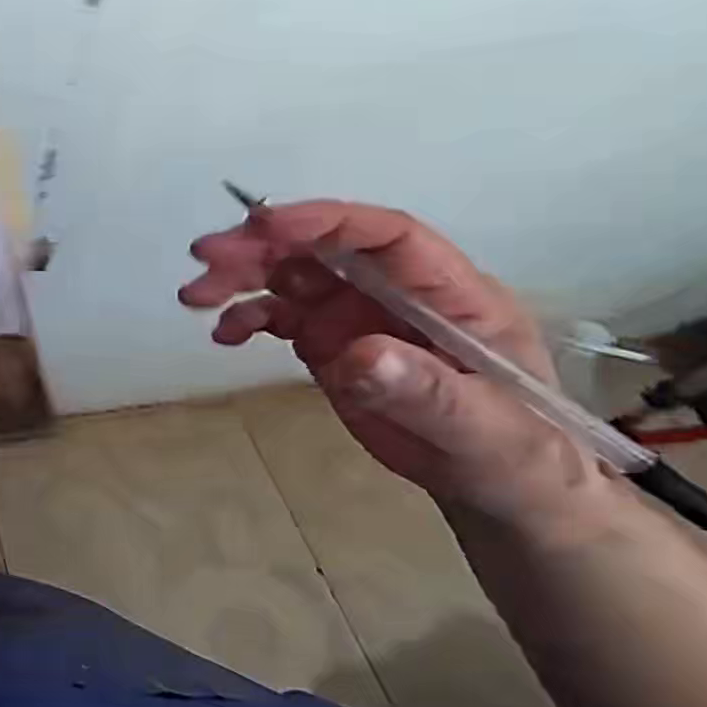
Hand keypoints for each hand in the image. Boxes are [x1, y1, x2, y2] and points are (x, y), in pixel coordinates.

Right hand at [182, 200, 614, 535]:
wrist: (493, 485)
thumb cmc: (511, 455)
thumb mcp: (485, 431)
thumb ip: (427, 391)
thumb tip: (359, 355)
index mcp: (446, 292)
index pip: (383, 235)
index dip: (322, 221)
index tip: (261, 223)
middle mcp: (392, 291)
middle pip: (319, 248)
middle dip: (259, 247)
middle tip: (205, 258)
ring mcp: (355, 314)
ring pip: (287, 275)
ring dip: (238, 278)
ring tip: (194, 297)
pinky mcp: (326, 340)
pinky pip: (276, 314)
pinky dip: (244, 317)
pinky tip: (225, 335)